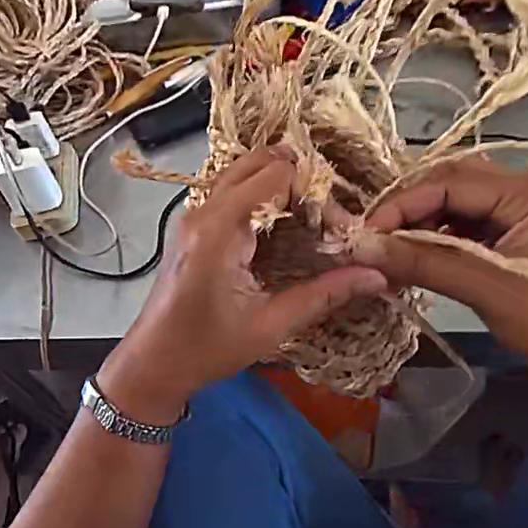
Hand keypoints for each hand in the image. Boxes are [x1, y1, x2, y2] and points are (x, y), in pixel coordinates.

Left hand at [98, 147, 387, 421]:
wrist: (152, 364)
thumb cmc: (206, 349)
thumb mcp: (270, 325)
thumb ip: (324, 294)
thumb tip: (375, 276)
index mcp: (219, 229)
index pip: (276, 176)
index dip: (314, 191)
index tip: (339, 224)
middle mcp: (202, 211)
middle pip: (257, 163)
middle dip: (299, 179)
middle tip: (328, 215)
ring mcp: (193, 216)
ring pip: (242, 173)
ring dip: (279, 184)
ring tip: (311, 217)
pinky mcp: (193, 227)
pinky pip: (231, 193)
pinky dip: (261, 197)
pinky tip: (282, 226)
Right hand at [351, 160, 527, 395]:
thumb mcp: (486, 289)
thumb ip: (424, 262)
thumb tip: (362, 247)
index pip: (452, 183)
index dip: (403, 204)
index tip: (365, 232)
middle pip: (455, 185)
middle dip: (411, 209)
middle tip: (374, 237)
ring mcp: (526, 215)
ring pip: (460, 207)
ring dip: (424, 225)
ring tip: (391, 251)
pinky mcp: (520, 239)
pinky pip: (470, 229)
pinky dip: (441, 241)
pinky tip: (419, 259)